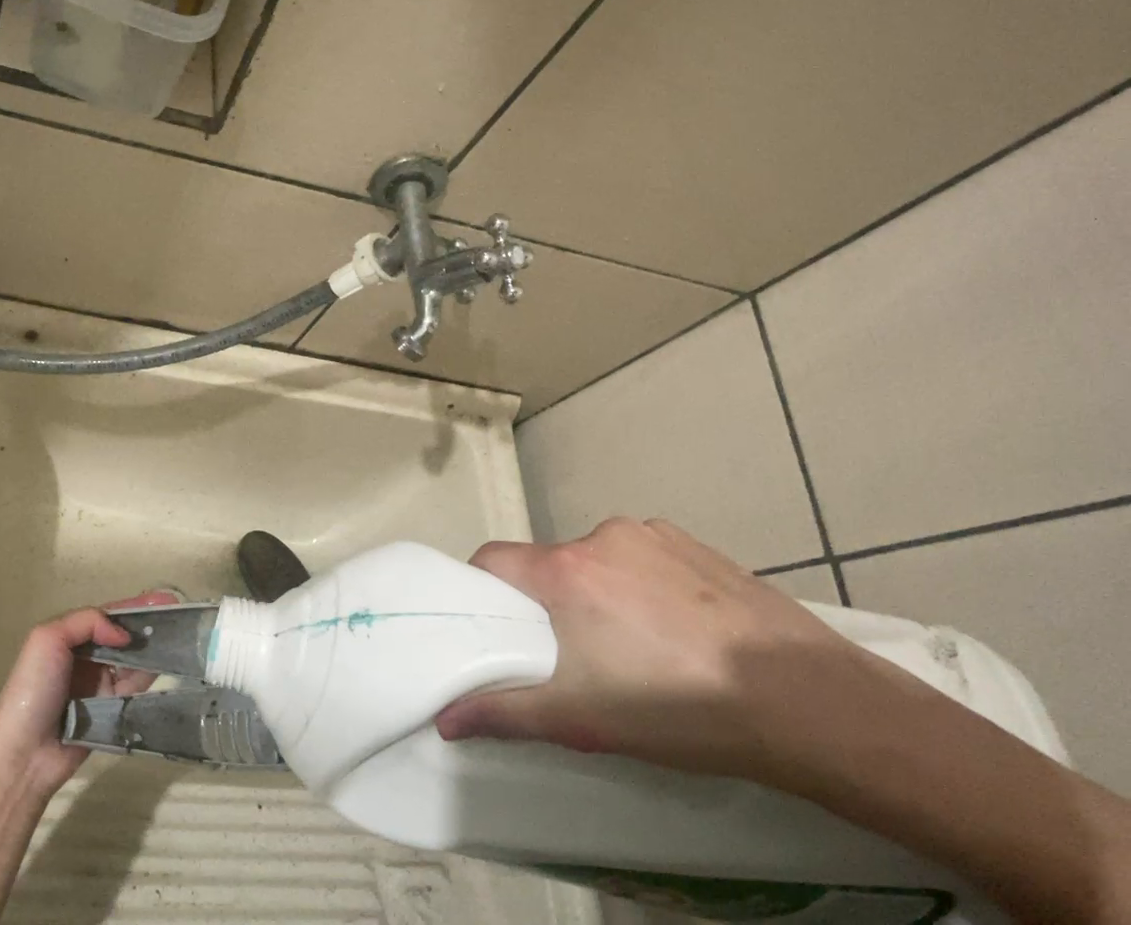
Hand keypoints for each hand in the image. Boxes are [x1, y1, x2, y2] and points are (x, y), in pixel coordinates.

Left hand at [0, 590, 181, 796]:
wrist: (25, 751)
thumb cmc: (33, 689)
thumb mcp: (48, 639)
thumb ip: (87, 622)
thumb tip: (124, 636)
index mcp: (66, 638)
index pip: (105, 616)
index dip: (133, 606)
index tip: (165, 599)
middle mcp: (84, 659)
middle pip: (122, 637)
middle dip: (149, 625)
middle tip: (181, 616)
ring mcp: (98, 686)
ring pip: (133, 660)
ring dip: (154, 648)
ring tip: (183, 637)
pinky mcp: (111, 711)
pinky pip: (135, 687)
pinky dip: (152, 674)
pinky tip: (171, 663)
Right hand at [434, 518, 888, 784]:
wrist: (810, 704)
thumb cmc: (679, 711)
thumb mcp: (580, 720)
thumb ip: (503, 712)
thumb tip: (444, 720)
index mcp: (564, 571)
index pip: (491, 559)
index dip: (481, 590)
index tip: (494, 628)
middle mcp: (602, 537)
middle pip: (547, 563)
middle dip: (546, 601)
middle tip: (569, 654)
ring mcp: (655, 535)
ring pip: (597, 560)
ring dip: (596, 591)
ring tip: (631, 644)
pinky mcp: (700, 545)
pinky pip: (644, 557)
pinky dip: (641, 584)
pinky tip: (675, 628)